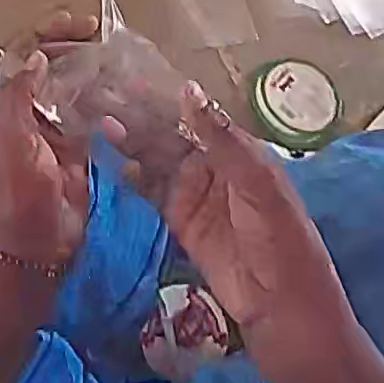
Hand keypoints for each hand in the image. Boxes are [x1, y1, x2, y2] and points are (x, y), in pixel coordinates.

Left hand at [0, 15, 96, 269]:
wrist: (40, 243)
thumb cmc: (20, 190)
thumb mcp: (12, 140)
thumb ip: (20, 95)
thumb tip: (37, 56)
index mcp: (5, 105)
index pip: (21, 55)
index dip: (44, 33)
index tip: (74, 23)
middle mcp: (27, 108)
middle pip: (46, 62)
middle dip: (68, 41)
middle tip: (96, 31)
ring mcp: (51, 124)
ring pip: (68, 82)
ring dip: (86, 64)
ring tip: (110, 51)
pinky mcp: (74, 141)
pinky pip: (87, 108)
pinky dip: (100, 94)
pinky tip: (117, 86)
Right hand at [106, 82, 347, 334]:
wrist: (282, 303)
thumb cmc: (279, 233)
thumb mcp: (255, 179)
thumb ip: (220, 136)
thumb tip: (188, 89)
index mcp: (232, 146)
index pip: (190, 114)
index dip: (160, 97)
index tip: (128, 79)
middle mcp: (209, 162)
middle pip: (167, 134)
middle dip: (137, 116)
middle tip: (103, 98)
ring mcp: (192, 190)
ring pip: (155, 159)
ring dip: (130, 143)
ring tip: (101, 125)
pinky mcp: (178, 219)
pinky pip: (151, 191)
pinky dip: (132, 177)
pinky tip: (113, 163)